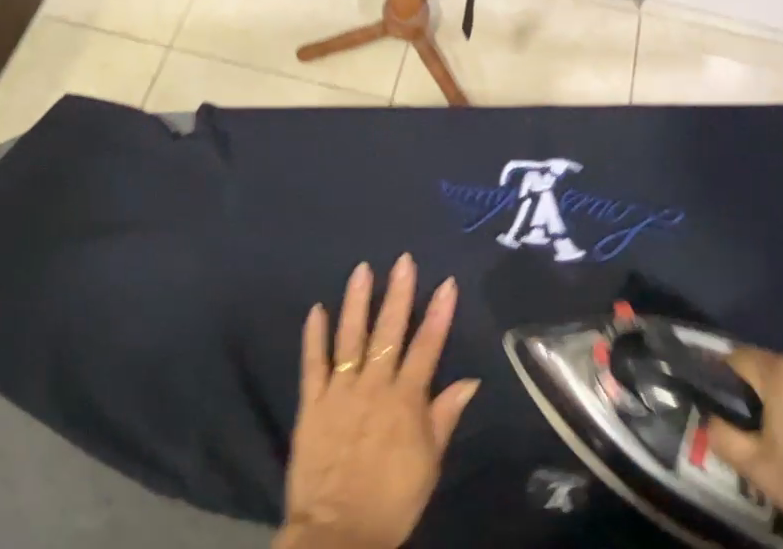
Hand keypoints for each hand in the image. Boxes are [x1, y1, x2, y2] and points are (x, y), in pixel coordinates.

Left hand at [275, 255, 479, 548]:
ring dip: (357, 302)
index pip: (427, 347)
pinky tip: (317, 309)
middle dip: (399, 294)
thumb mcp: (429, 462)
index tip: (446, 283)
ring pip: (350, 337)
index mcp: (406, 400)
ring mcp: (340, 392)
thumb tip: (470, 380)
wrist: (339, 531)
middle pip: (389, 332)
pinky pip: (313, 363)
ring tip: (362, 270)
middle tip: (403, 261)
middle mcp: (374, 386)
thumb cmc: (393, 499)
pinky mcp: (312, 403)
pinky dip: (314, 335)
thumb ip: (444, 416)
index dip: (438, 313)